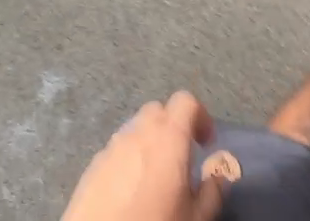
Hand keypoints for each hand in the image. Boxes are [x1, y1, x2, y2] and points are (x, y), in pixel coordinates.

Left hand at [60, 91, 226, 220]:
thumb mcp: (197, 216)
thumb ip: (213, 190)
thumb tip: (218, 174)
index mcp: (168, 137)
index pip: (185, 101)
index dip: (200, 116)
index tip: (206, 143)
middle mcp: (138, 133)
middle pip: (157, 111)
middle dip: (172, 126)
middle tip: (180, 156)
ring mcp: (110, 149)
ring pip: (134, 131)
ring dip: (148, 143)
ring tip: (153, 176)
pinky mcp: (91, 168)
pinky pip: (114, 152)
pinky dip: (126, 161)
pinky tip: (128, 191)